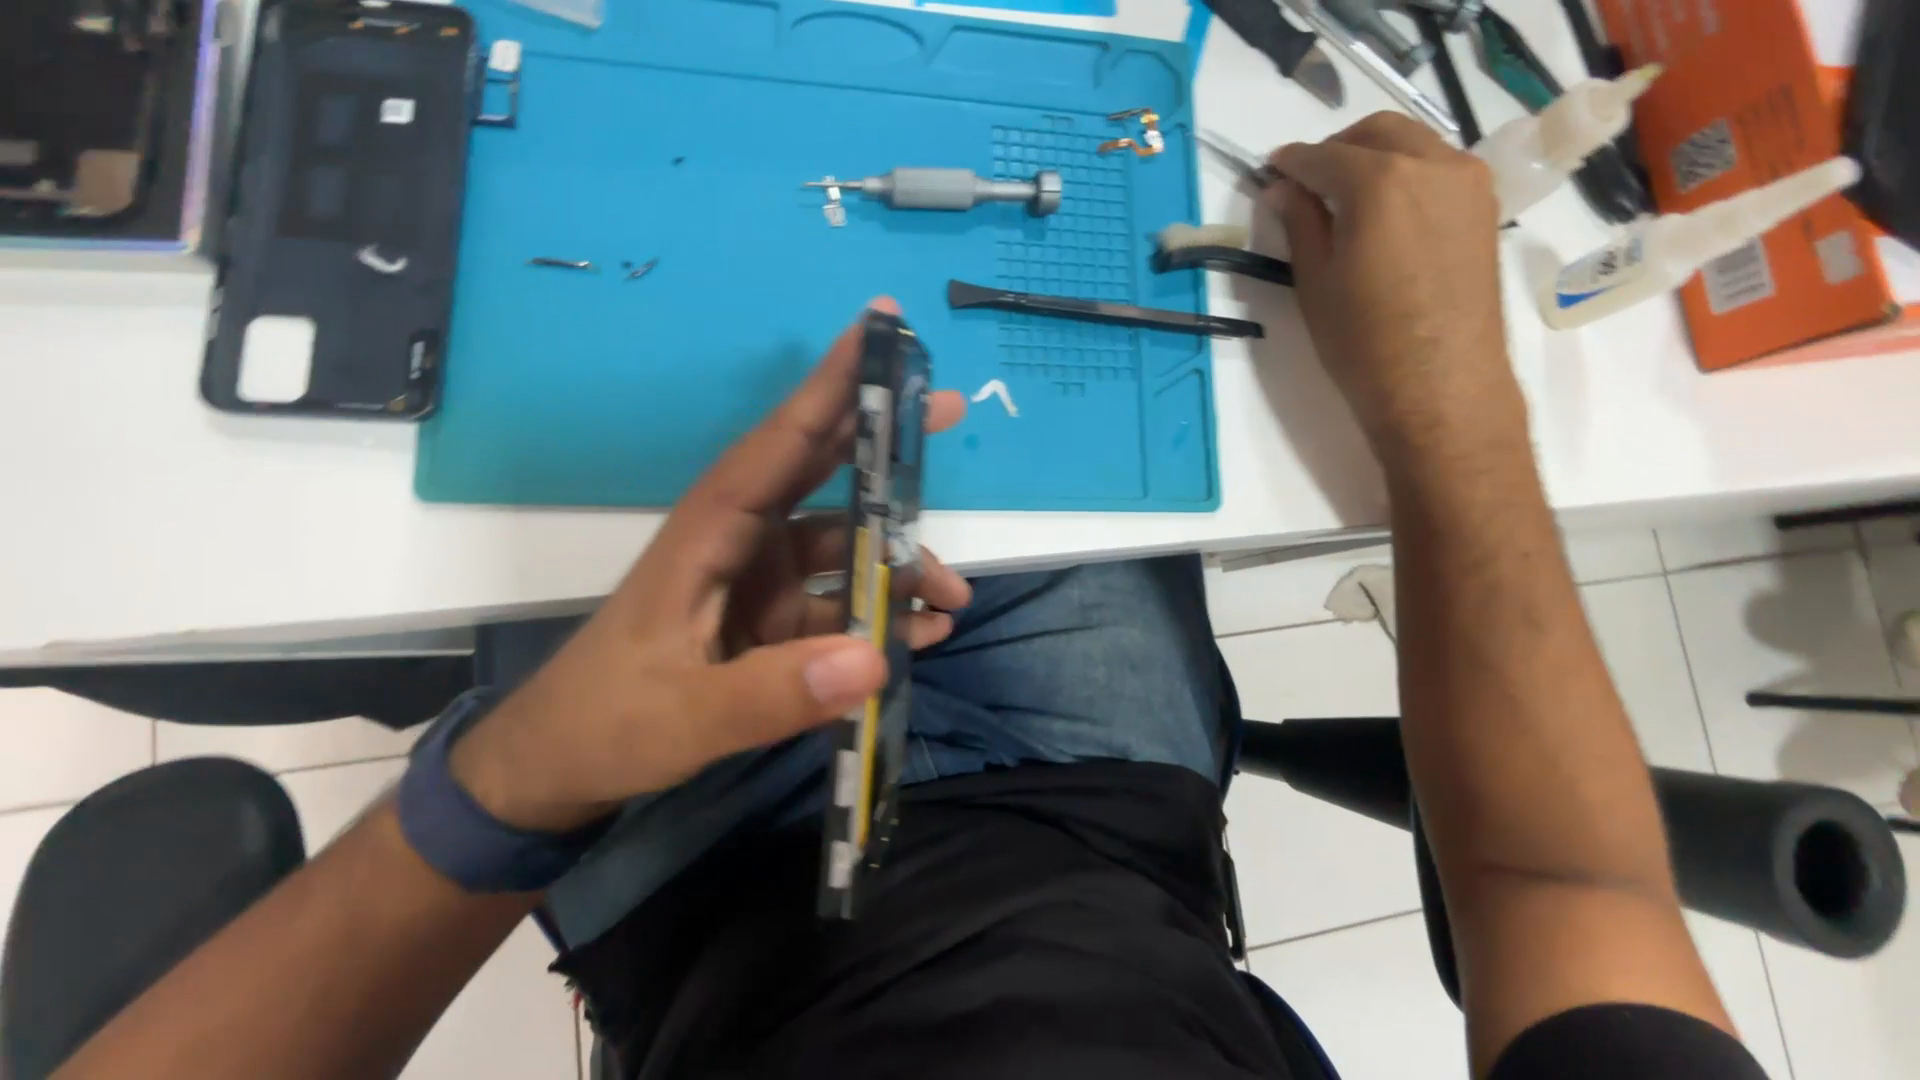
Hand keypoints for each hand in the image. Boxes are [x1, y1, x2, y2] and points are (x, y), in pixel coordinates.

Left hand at [450, 298, 969, 833]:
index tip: (882, 330)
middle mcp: (740, 543)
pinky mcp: (771, 624)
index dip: (830, 388)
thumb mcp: (687, 716)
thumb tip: (876, 658)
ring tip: (951, 599)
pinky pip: (839, 608)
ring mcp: (759, 584)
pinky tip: (918, 637)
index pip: (778, 444)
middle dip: (885, 446)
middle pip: (821, 474)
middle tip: (954, 410)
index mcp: (709, 533)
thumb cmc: (607, 723)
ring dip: (897, 565)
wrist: (562, 770)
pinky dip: (880, 618)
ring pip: (843, 551)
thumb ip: (777, 694)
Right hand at [1264, 113, 1524, 474]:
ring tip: (1347, 198)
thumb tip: (1283, 189)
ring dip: (1376, 156)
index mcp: (1380, 181)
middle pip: (1378, 132)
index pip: (1325, 155)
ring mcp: (1467, 182)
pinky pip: (1439, 168)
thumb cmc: (1363, 342)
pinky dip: (1407, 173)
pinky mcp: (1485, 207)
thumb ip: (1300, 223)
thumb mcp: (1315, 283)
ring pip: (1414, 143)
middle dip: (1338, 148)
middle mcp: (1431, 164)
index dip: (1293, 163)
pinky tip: (1386, 212)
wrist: (1440, 386)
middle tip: (1308, 182)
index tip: (1272, 172)